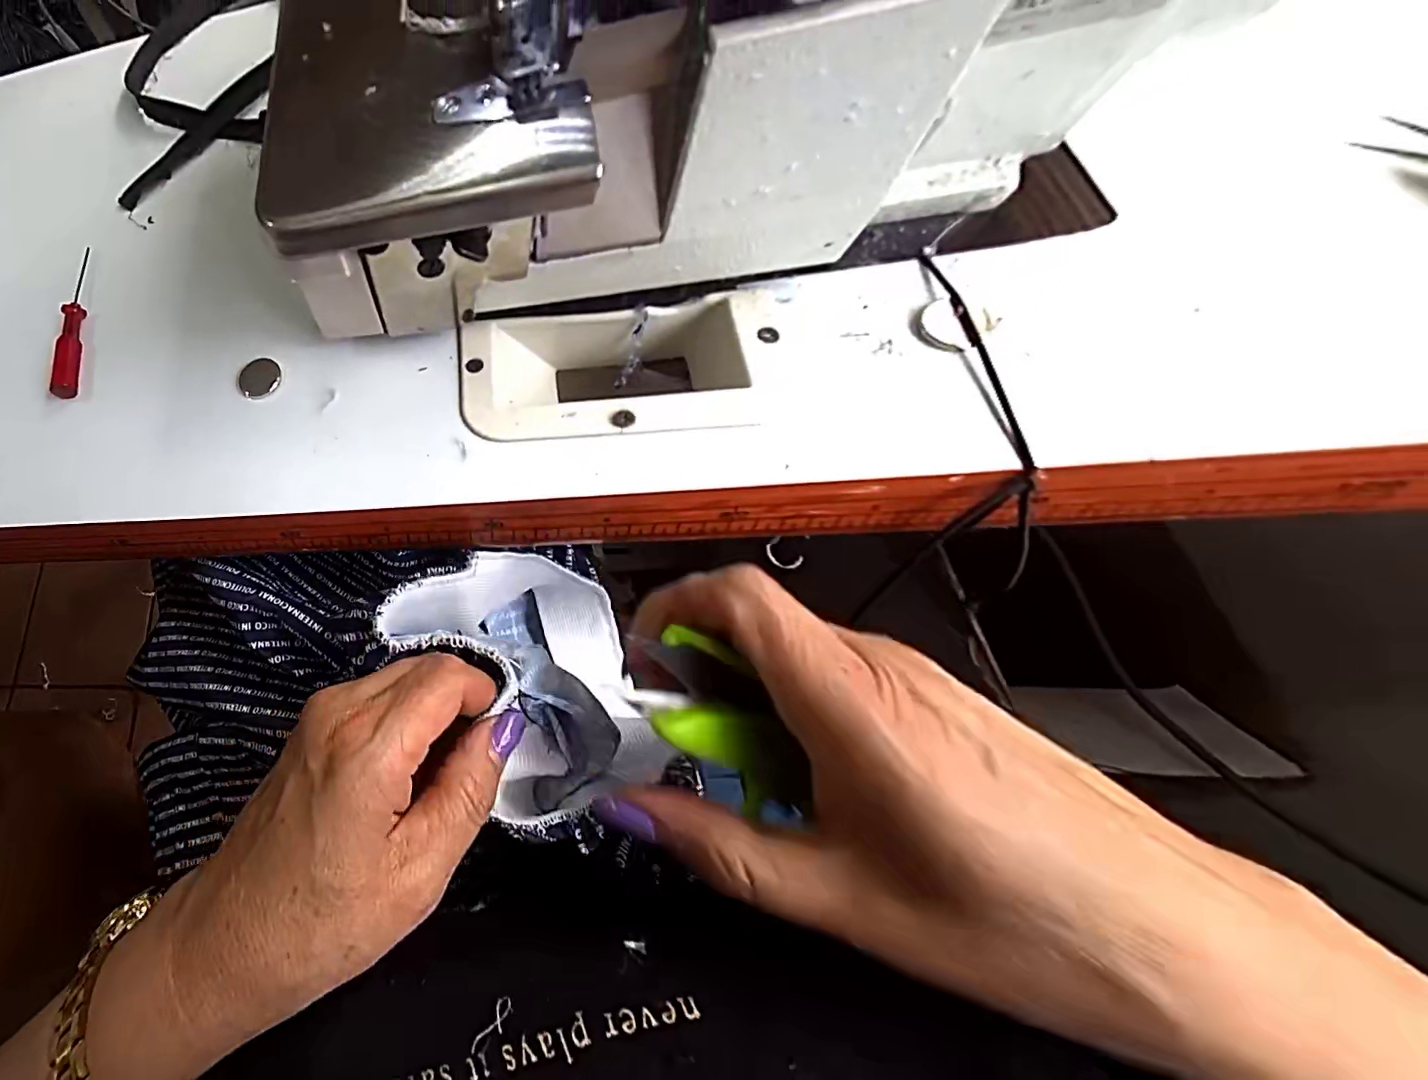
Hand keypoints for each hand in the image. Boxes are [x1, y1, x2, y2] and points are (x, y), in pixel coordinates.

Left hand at [85, 654, 521, 1078]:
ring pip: (404, 678)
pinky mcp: (310, 723)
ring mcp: (318, 712)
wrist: (232, 939)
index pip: (448, 675)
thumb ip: (470, 786)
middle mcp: (338, 709)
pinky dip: (405, 719)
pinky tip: (400, 776)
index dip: (485, 697)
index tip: (494, 742)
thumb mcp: (421, 869)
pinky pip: (376, 695)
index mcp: (368, 744)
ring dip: (433, 712)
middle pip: (427, 667)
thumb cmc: (327, 921)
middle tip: (467, 768)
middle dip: (462, 703)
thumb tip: (502, 728)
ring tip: (432, 781)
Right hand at [601, 565, 1427, 1078]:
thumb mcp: (835, 896)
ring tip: (751, 775)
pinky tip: (808, 780)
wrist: (1184, 941)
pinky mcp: (930, 697)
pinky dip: (788, 710)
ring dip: (742, 697)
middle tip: (686, 744)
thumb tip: (640, 810)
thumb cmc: (1032, 920)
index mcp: (851, 702)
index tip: (643, 658)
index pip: (736, 596)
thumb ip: (714, 845)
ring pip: (788, 650)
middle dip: (696, 672)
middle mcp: (881, 669)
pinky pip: (830, 674)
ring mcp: (911, 678)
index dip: (671, 608)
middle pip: (752, 622)